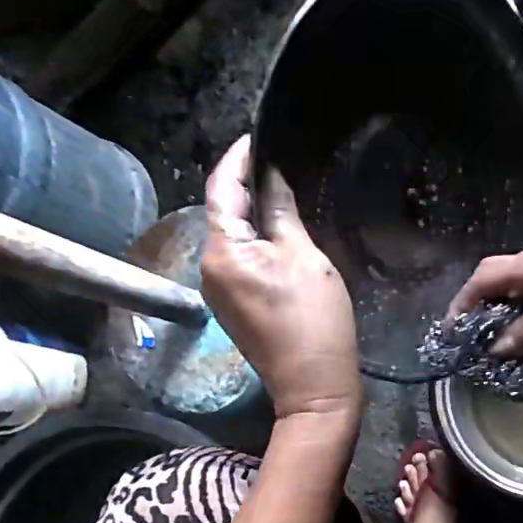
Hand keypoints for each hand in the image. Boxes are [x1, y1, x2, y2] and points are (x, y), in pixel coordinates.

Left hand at [202, 137, 362, 420]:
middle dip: (245, 184)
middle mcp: (208, 267)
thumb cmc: (313, 320)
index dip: (239, 158)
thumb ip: (281, 212)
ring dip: (252, 212)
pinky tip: (278, 229)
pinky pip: (239, 258)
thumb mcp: (304, 257)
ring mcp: (218, 289)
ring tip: (281, 188)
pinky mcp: (233, 303)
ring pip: (232, 236)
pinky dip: (255, 239)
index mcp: (222, 251)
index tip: (259, 136)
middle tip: (278, 160)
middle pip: (222, 213)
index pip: (221, 188)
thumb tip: (271, 176)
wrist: (313, 385)